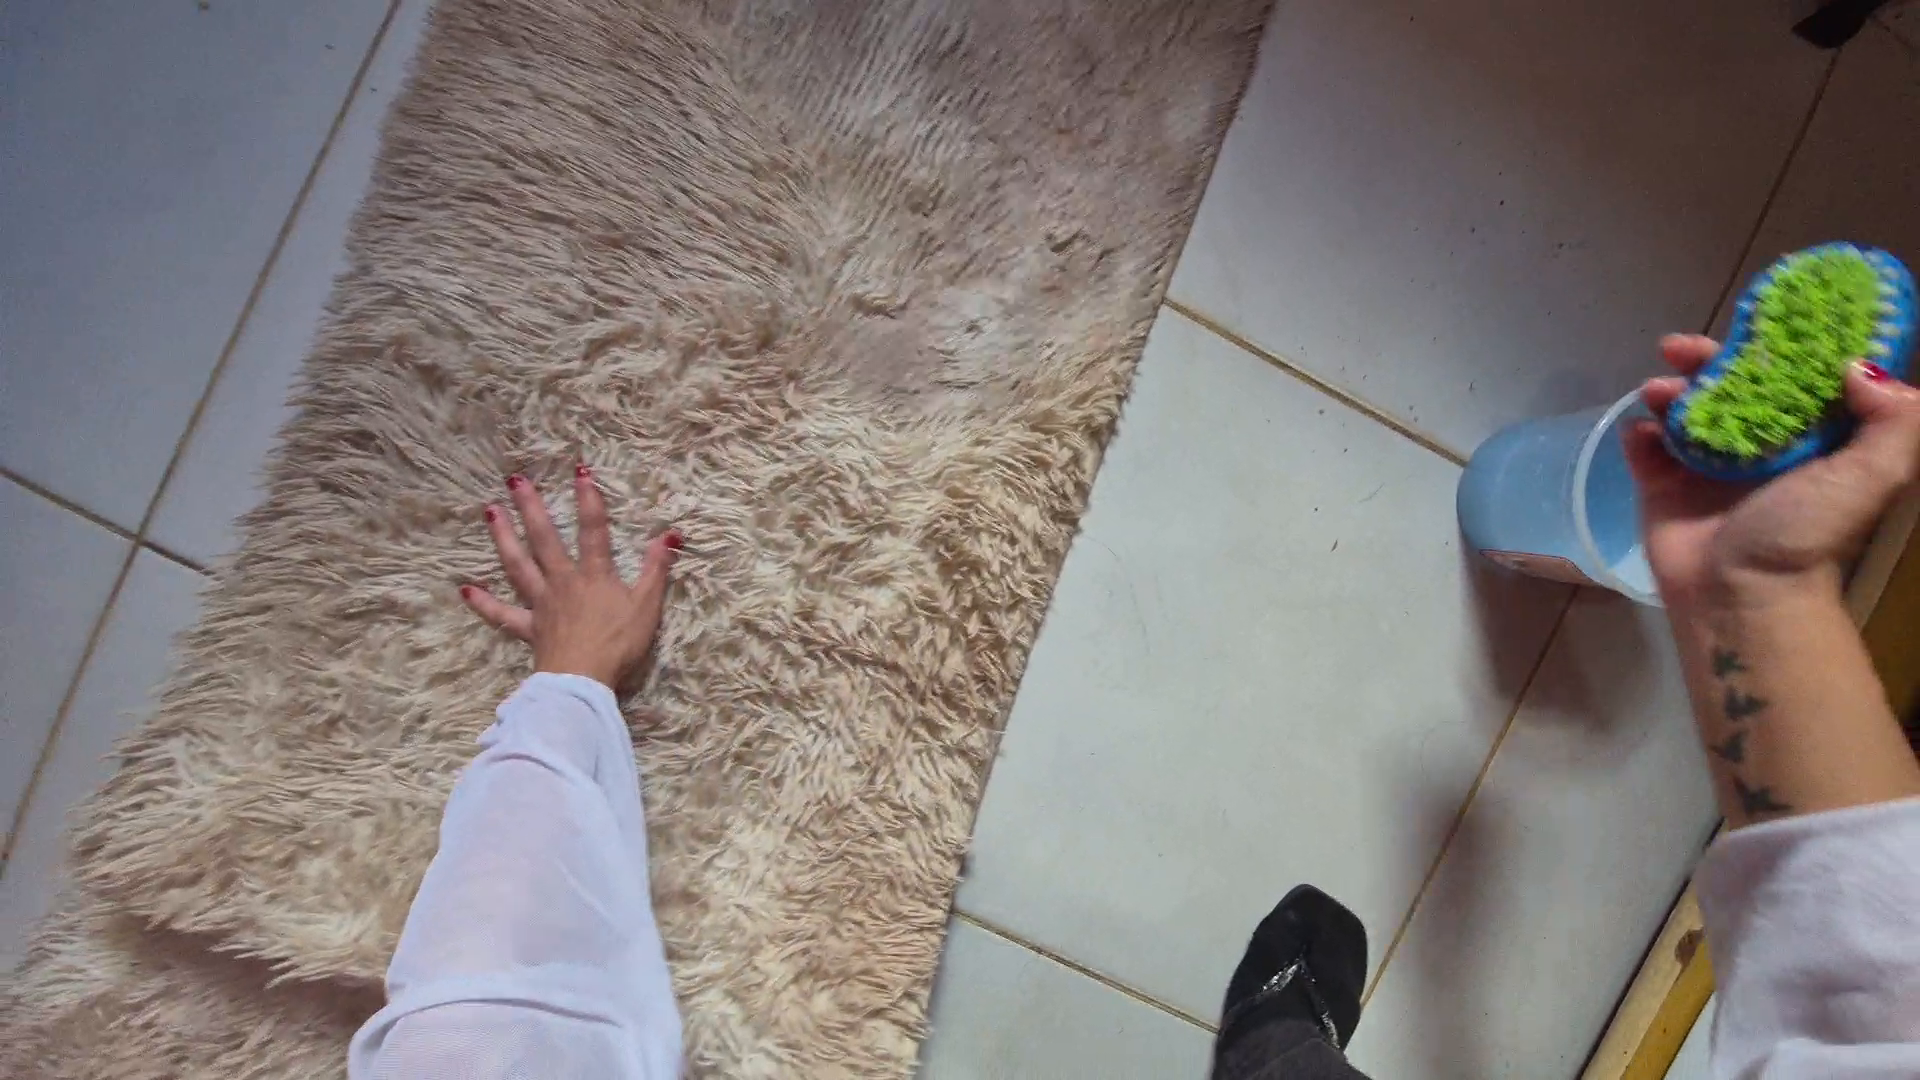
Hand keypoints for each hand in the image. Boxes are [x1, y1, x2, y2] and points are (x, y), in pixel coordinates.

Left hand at [461, 466, 682, 689]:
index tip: (579, 470)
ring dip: (503, 538)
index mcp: (594, 575)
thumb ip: (656, 568)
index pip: (593, 530)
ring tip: (489, 512)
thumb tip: (671, 534)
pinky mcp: (528, 629)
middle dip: (531, 508)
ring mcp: (541, 604)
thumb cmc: (619, 642)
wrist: (582, 680)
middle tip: (516, 480)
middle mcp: (563, 581)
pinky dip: (484, 603)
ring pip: (518, 566)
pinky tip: (466, 589)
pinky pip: (502, 614)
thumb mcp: (648, 604)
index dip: (589, 500)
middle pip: (544, 539)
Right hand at [1623, 334, 1919, 605]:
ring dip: (1668, 395)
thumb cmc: (1805, 531)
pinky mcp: (1659, 487)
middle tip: (1678, 347)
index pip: (1797, 382)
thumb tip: (1854, 366)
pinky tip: (1637, 428)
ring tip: (1655, 390)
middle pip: (1732, 391)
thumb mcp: (1873, 475)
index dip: (1780, 349)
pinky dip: (1638, 436)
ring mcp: (1703, 467)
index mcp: (1812, 440)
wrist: (1736, 589)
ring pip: (1683, 415)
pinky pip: (1644, 452)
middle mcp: (1759, 448)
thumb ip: (1891, 420)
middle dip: (1706, 363)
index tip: (1758, 322)